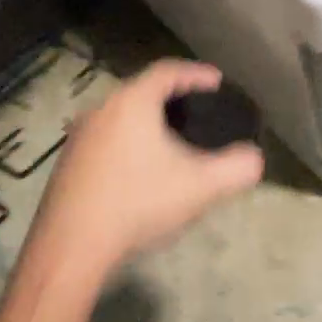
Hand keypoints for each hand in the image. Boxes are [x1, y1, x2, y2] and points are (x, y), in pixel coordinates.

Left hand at [30, 60, 263, 276]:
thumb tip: (255, 159)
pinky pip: (105, 138)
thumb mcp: (201, 188)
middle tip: (198, 111)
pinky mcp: (66, 164)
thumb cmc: (138, 205)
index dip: (196, 73)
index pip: (168, 71)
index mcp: (132, 102)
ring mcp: (78, 137)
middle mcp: (101, 109)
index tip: (217, 82)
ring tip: (171, 140)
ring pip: (121, 115)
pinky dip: (127, 141)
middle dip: (172, 97)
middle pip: (142, 90)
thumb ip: (237, 169)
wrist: (70, 250)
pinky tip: (139, 169)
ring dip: (147, 121)